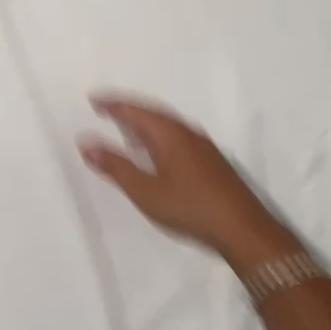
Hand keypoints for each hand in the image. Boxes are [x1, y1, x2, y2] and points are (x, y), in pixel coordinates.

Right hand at [78, 94, 298, 264]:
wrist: (244, 230)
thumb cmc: (189, 208)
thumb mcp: (145, 190)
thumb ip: (115, 165)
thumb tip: (86, 141)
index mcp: (168, 133)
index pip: (134, 109)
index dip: (112, 104)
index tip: (93, 99)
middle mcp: (187, 132)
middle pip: (152, 112)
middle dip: (127, 110)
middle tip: (106, 110)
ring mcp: (203, 146)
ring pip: (167, 125)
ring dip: (144, 124)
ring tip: (126, 132)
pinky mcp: (212, 161)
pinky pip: (177, 136)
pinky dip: (159, 136)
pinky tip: (156, 154)